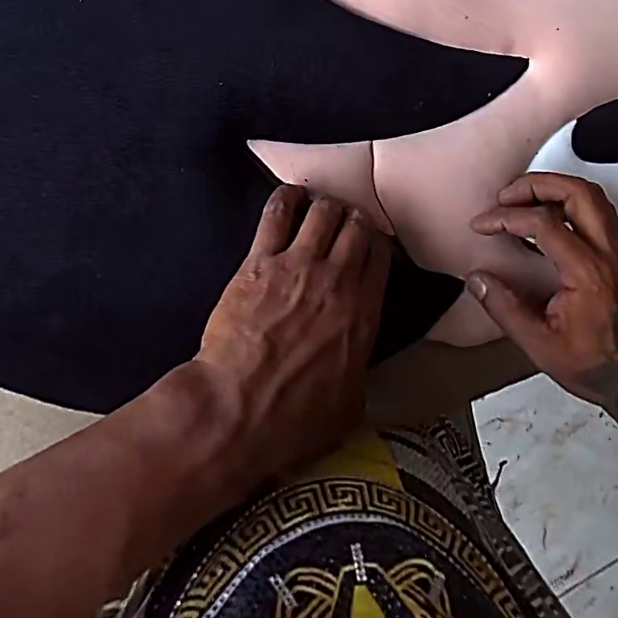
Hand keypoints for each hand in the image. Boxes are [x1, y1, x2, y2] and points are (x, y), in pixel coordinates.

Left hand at [192, 185, 391, 482]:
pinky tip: (289, 197)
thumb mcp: (348, 406)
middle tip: (346, 222)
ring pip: (324, 212)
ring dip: (325, 206)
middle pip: (356, 228)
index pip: (381, 259)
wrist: (237, 409)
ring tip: (320, 207)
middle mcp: (336, 282)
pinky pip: (278, 213)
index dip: (378, 244)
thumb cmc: (291, 419)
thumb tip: (356, 368)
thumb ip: (359, 373)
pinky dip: (287, 199)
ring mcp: (297, 266)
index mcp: (363, 314)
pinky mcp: (259, 262)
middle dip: (354, 219)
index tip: (371, 244)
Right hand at [467, 173, 617, 405]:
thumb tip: (477, 280)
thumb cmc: (599, 367)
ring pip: (593, 197)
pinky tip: (547, 218)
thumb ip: (504, 308)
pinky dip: (569, 204)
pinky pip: (598, 214)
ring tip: (525, 198)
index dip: (506, 217)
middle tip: (508, 195)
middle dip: (536, 184)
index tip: (484, 224)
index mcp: (589, 275)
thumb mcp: (540, 345)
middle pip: (578, 192)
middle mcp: (610, 257)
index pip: (544, 223)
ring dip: (556, 189)